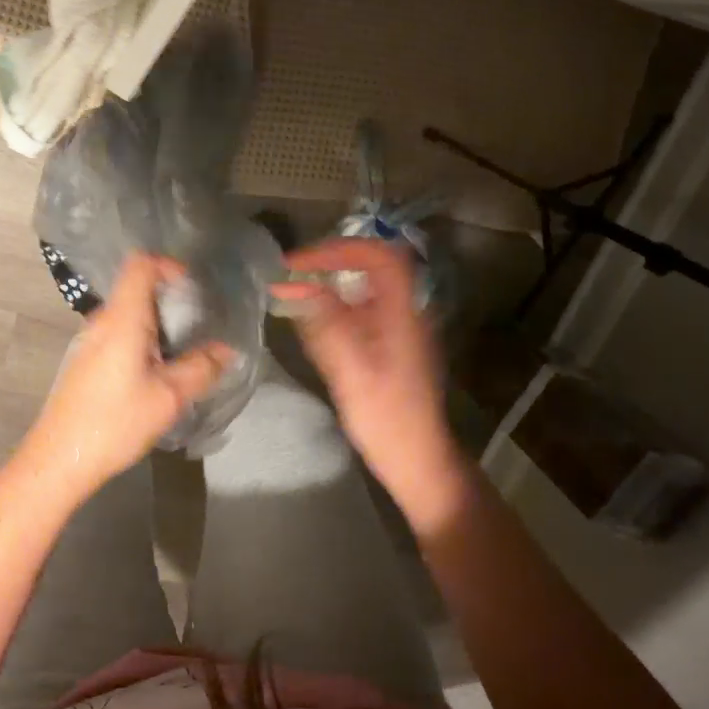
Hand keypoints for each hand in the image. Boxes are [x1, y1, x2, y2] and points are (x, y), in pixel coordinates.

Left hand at [16, 253, 231, 499]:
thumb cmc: (114, 424)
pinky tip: (153, 377)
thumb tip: (227, 349)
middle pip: (135, 291)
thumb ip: (201, 368)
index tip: (193, 288)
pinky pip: (116, 337)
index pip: (140, 265)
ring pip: (126, 317)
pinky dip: (139, 344)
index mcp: (121, 319)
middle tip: (198, 327)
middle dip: (169, 302)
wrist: (58, 460)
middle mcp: (100, 322)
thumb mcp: (168, 398)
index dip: (168, 265)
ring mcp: (87, 341)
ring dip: (155, 328)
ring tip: (180, 356)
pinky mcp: (82, 362)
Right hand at [271, 239, 464, 515]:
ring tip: (294, 290)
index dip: (337, 249)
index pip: (376, 255)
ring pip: (367, 286)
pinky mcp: (392, 345)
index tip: (297, 263)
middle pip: (373, 264)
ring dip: (331, 281)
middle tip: (291, 272)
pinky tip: (313, 320)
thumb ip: (324, 321)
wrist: (418, 459)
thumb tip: (296, 284)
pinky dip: (336, 304)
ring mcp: (400, 328)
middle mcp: (405, 311)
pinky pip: (363, 309)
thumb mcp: (349, 368)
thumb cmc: (386, 416)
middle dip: (330, 260)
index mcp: (402, 311)